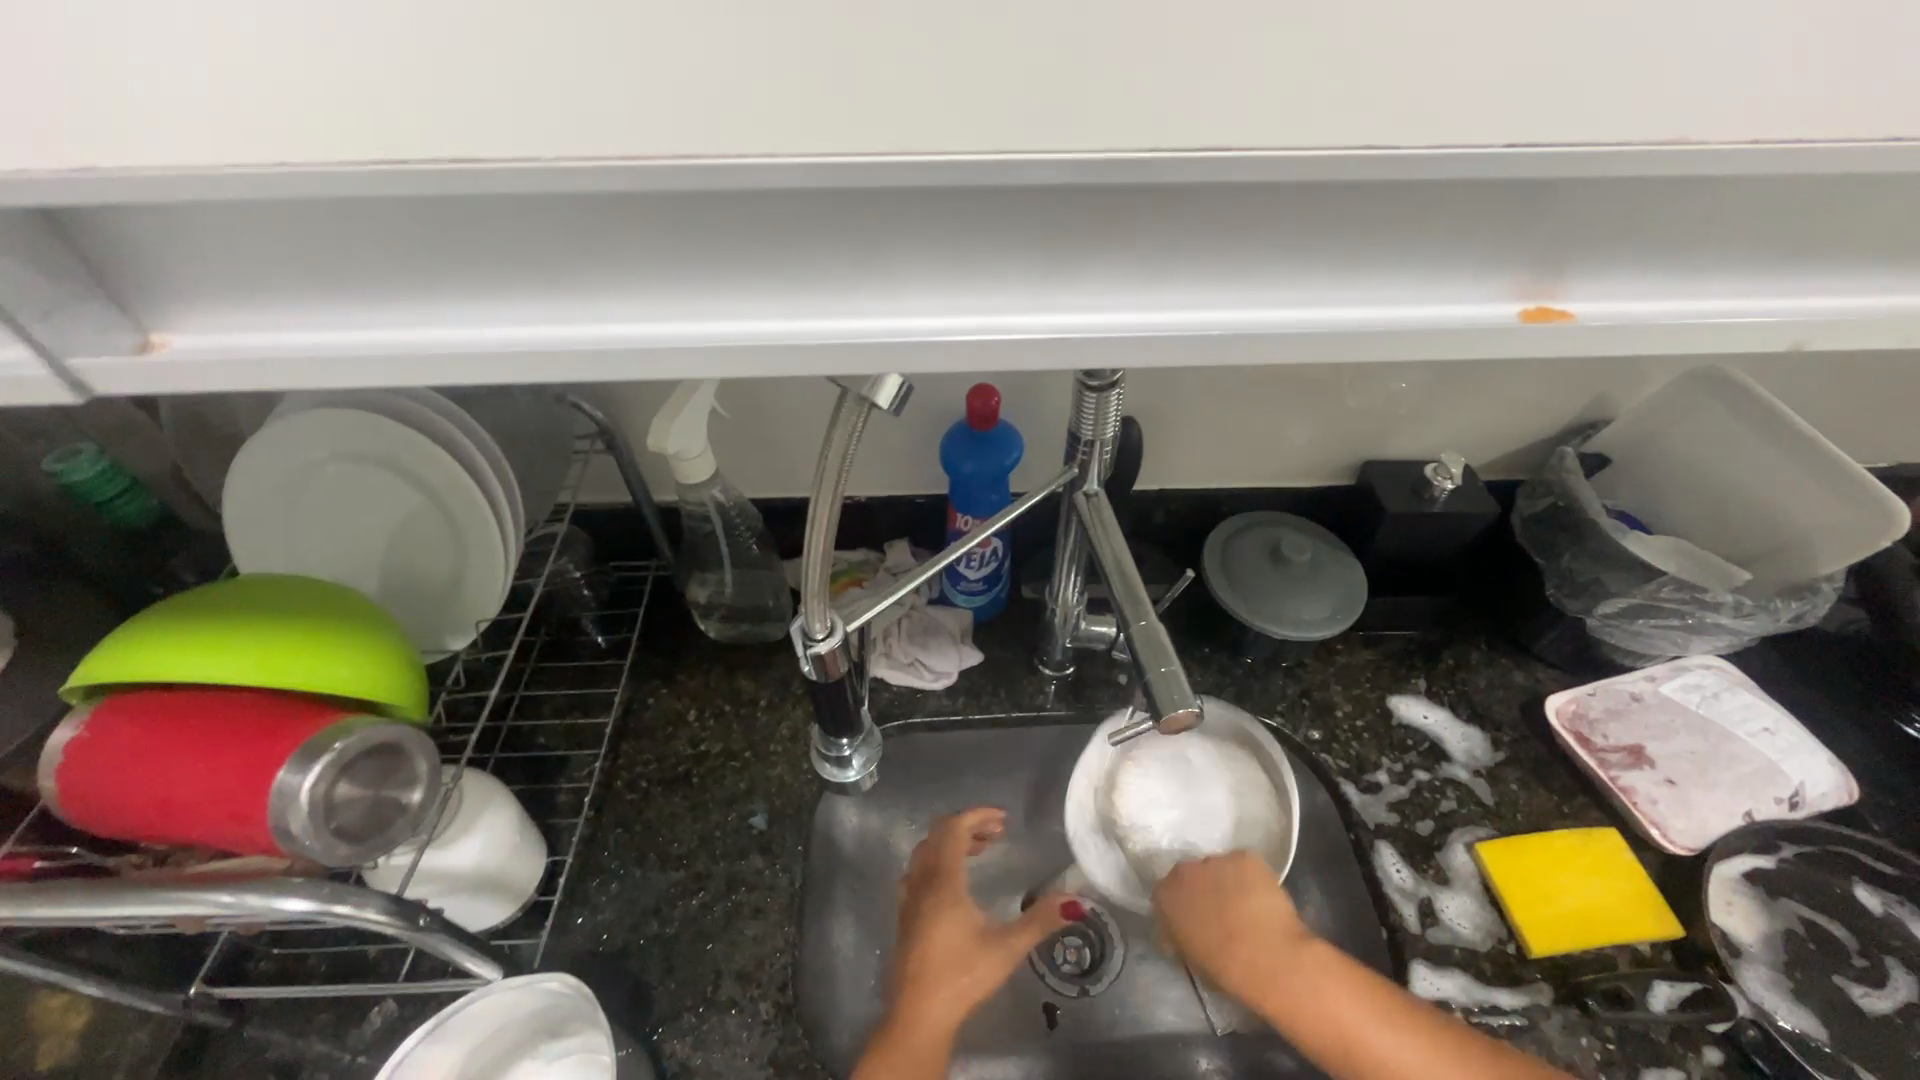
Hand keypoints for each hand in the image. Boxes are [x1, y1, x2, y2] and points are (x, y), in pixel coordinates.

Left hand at [889, 807, 1077, 1036]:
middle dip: (967, 827)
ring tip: (979, 851)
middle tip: (997, 834)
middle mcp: (921, 883)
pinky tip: (955, 885)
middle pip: (937, 836)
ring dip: (950, 843)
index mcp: (943, 881)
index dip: (977, 816)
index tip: (1004, 819)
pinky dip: (937, 863)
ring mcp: (908, 900)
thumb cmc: (962, 976)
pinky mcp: (904, 918)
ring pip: (925, 853)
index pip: (954, 829)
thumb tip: (1076, 901)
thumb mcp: (1007, 948)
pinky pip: (918, 873)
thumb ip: (1040, 920)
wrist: (918, 1015)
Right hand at [1153, 850, 1317, 1003]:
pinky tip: (1263, 898)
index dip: (1185, 906)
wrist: (1266, 959)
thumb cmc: (1223, 968)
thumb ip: (1179, 934)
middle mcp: (1184, 870)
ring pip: (1221, 868)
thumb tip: (1183, 930)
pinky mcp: (1245, 858)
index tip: (1197, 920)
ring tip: (1248, 906)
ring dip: (1229, 882)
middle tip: (1223, 912)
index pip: (1169, 894)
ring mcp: (1216, 860)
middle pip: (1193, 874)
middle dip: (1205, 889)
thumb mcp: (1187, 956)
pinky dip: (1253, 878)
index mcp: (1165, 895)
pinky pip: (1246, 865)